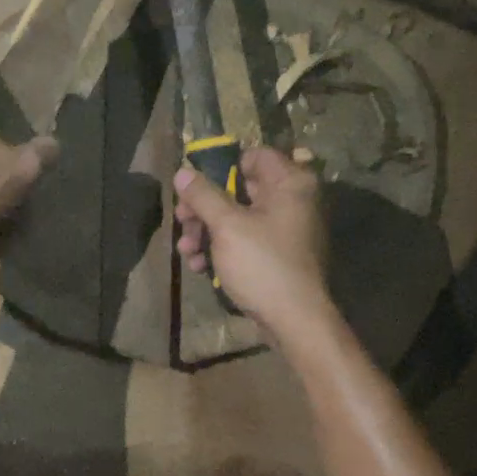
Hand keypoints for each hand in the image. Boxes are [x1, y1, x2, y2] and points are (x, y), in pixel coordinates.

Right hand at [174, 147, 330, 331]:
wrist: (294, 319)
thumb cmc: (263, 264)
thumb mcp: (226, 226)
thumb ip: (203, 195)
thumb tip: (182, 172)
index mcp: (290, 184)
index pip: (254, 156)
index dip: (222, 166)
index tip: (196, 187)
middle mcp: (293, 201)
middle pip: (240, 189)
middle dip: (205, 207)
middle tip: (182, 222)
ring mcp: (286, 230)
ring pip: (238, 218)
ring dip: (207, 232)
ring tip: (187, 251)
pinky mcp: (278, 255)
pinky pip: (246, 241)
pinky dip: (222, 249)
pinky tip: (200, 267)